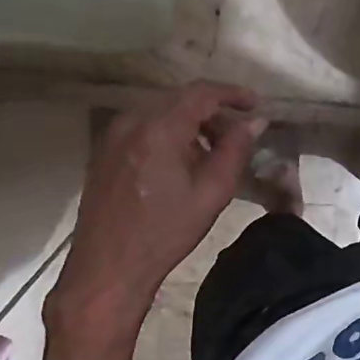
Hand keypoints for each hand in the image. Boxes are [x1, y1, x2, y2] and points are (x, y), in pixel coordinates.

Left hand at [52, 82, 265, 341]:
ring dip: (191, 122)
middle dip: (213, 111)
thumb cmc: (166, 232)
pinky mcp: (104, 151)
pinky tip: (182, 161)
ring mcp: (113, 135)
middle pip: (180, 99)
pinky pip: (143, 127)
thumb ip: (236, 149)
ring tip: (213, 151)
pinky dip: (169, 132)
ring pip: (161, 111)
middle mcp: (132, 121)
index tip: (255, 105)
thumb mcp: (212, 192)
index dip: (232, 93)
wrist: (108, 267)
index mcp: (159, 128)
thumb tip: (255, 121)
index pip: (201, 92)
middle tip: (238, 134)